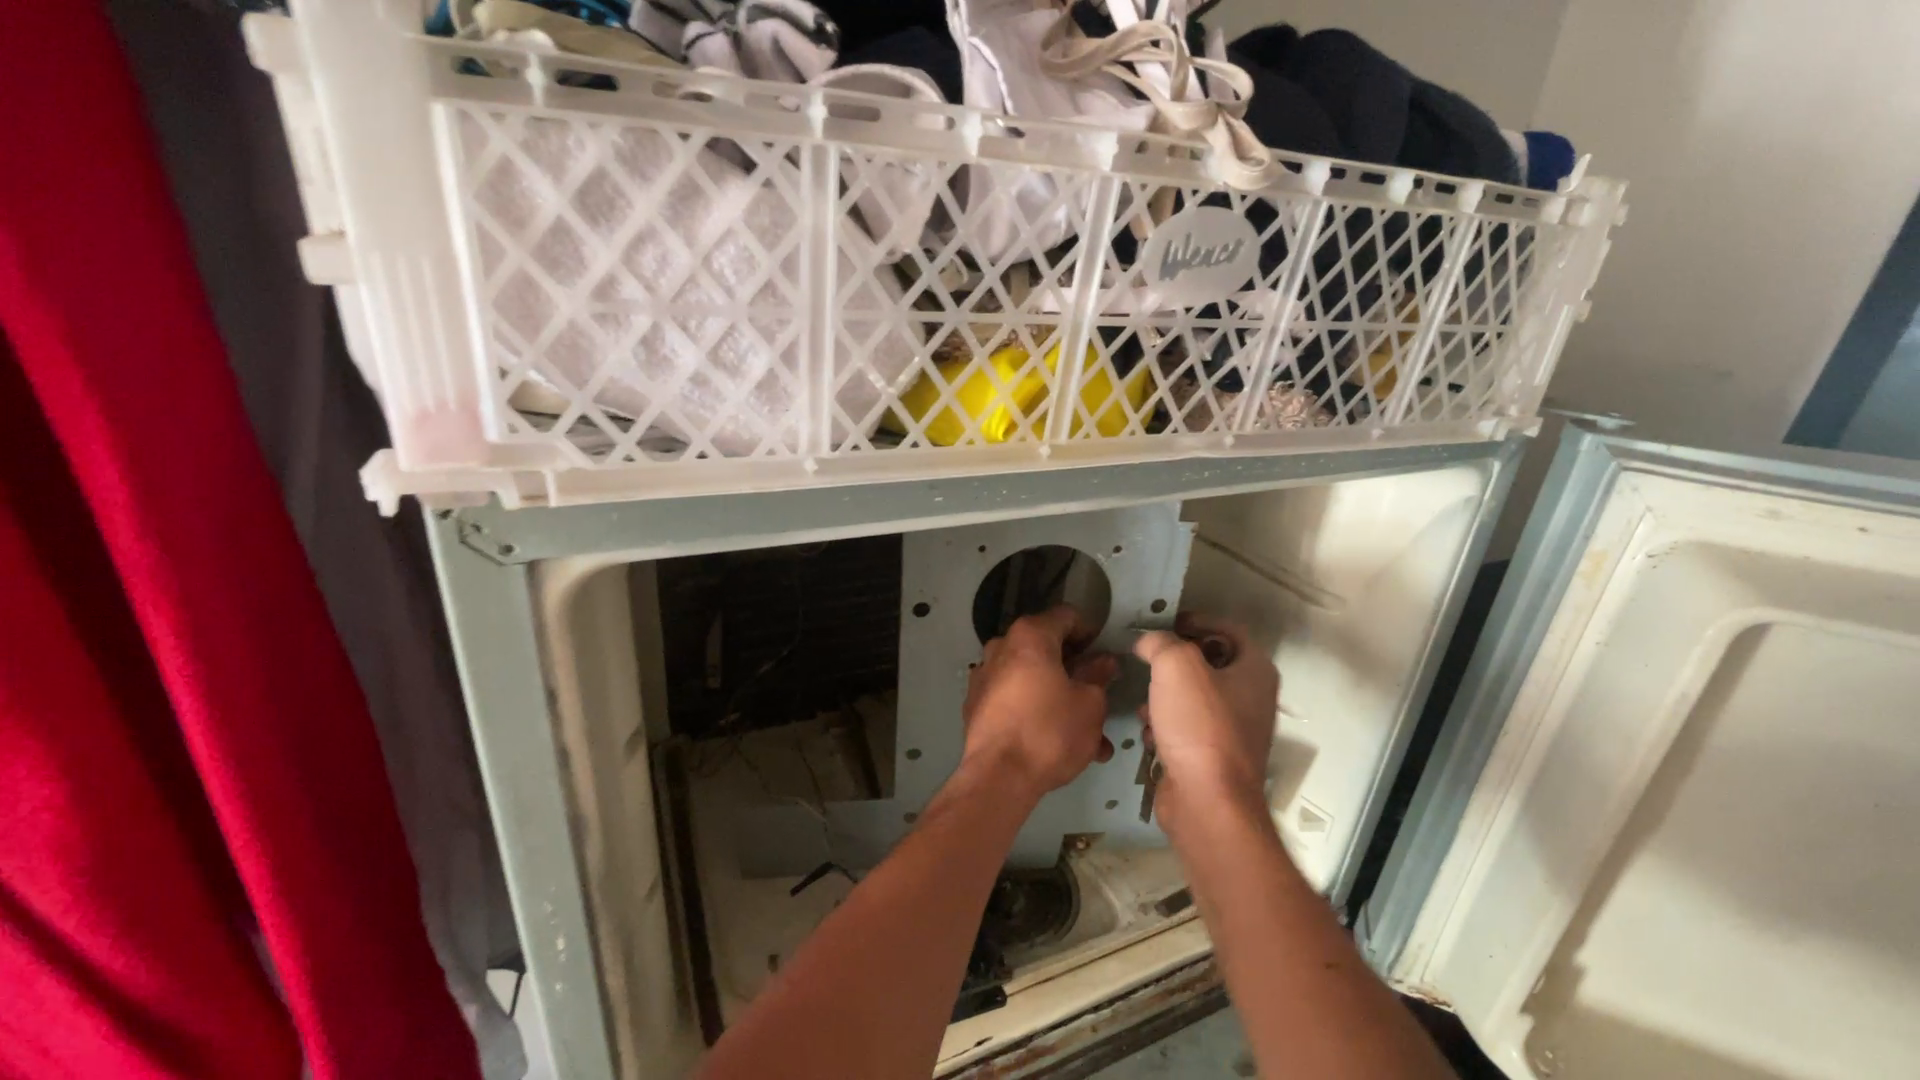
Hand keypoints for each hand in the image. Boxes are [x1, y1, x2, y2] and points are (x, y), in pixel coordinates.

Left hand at [962, 606, 1118, 800]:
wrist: (998, 777)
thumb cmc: (1050, 731)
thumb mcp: (1090, 704)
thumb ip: (1098, 677)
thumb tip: (1104, 662)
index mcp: (1030, 636)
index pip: (1067, 616)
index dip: (1090, 632)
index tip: (1104, 656)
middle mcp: (1001, 647)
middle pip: (1046, 648)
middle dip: (1074, 670)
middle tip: (1098, 694)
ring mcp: (984, 676)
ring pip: (1032, 679)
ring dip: (1059, 698)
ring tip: (1088, 734)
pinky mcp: (976, 705)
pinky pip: (1015, 700)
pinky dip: (1036, 713)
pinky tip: (1058, 744)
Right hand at [1132, 613, 1279, 814]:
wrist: (1206, 801)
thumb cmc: (1199, 725)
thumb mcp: (1176, 666)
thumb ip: (1161, 642)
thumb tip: (1148, 641)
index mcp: (1255, 670)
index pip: (1229, 630)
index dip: (1198, 621)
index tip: (1165, 624)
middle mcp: (1252, 698)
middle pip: (1210, 664)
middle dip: (1175, 662)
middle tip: (1147, 659)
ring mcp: (1234, 731)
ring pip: (1194, 699)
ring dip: (1165, 696)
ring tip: (1144, 700)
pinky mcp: (1213, 758)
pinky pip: (1187, 730)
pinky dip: (1166, 727)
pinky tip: (1149, 734)